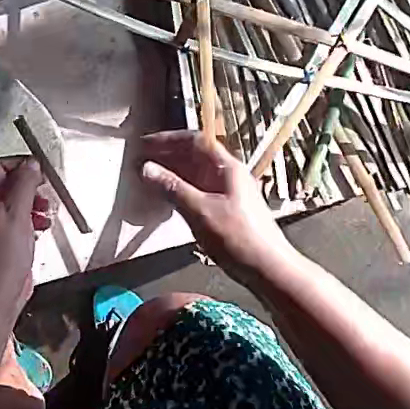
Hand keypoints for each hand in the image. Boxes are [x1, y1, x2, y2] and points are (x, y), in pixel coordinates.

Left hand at [0, 156, 52, 316]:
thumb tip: (31, 163)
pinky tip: (40, 229)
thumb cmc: (1, 257)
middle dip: (29, 186)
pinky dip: (29, 220)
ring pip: (11, 204)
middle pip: (4, 185)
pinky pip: (13, 222)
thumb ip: (24, 184)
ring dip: (32, 204)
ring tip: (46, 214)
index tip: (43, 170)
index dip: (21, 164)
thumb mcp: (16, 213)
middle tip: (47, 193)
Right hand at [137, 131, 297, 280]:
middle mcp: (229, 175)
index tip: (144, 145)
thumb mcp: (200, 212)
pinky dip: (181, 191)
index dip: (168, 139)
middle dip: (167, 156)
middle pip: (195, 156)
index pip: (195, 141)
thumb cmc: (239, 239)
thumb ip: (172, 188)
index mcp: (227, 168)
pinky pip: (200, 191)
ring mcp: (229, 192)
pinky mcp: (228, 210)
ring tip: (148, 180)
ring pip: (196, 175)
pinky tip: (167, 200)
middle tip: (140, 162)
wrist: (270, 269)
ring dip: (172, 174)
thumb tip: (147, 169)